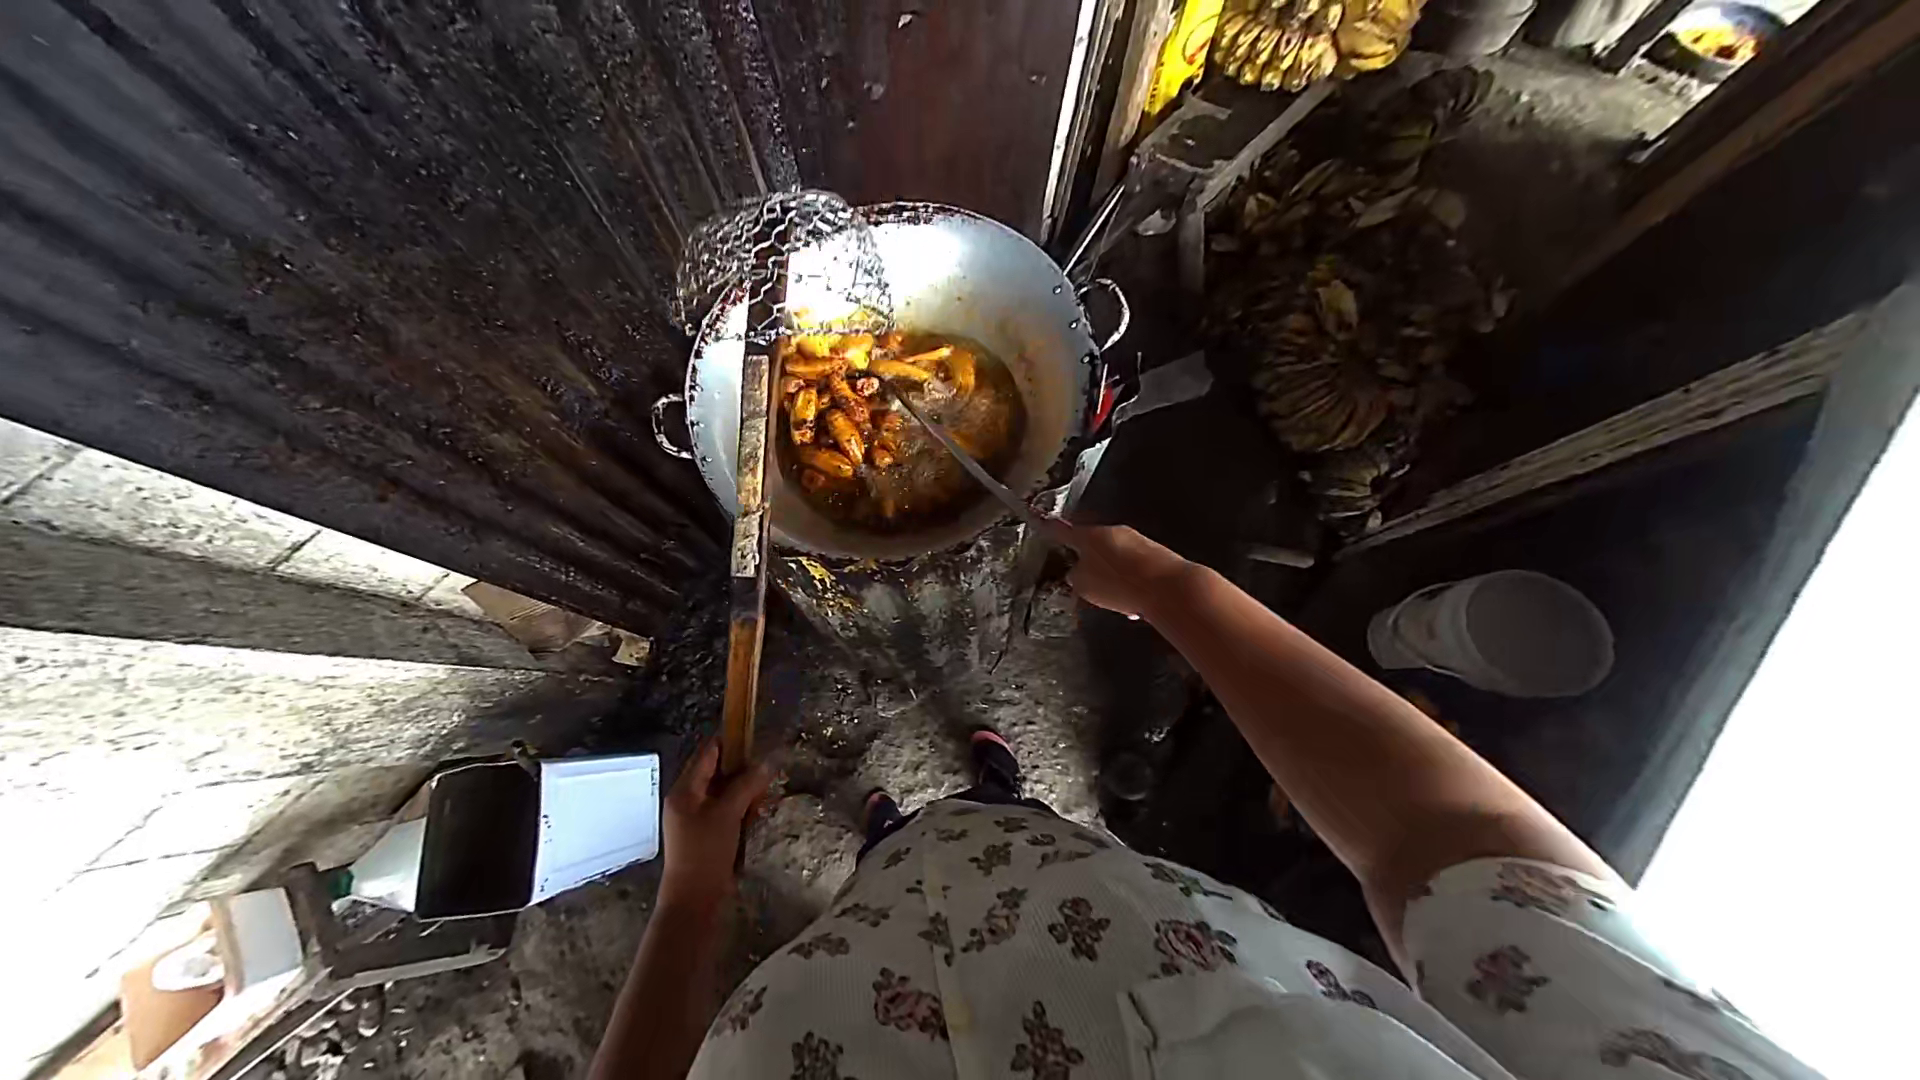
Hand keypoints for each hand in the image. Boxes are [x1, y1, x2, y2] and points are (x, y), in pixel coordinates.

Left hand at [659, 739, 773, 908]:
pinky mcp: (708, 832)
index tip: (757, 735)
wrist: (694, 901)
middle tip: (767, 771)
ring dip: (746, 790)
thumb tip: (769, 760)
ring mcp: (697, 816)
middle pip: (719, 770)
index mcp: (685, 789)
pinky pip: (728, 808)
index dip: (731, 740)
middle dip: (744, 769)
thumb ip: (748, 783)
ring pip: (727, 790)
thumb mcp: (728, 813)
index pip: (708, 752)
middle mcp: (688, 799)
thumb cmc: (706, 852)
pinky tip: (756, 814)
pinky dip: (743, 807)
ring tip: (764, 796)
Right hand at [1044, 520, 1193, 619]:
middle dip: (1089, 564)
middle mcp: (1115, 532)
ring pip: (1115, 559)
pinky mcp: (1157, 555)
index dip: (1050, 528)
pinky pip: (1135, 568)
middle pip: (1093, 545)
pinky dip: (1130, 584)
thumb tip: (1077, 572)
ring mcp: (1138, 541)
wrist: (1172, 589)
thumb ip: (1075, 576)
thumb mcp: (1084, 585)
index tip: (1040, 520)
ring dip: (1111, 578)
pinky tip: (1135, 604)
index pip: (1063, 530)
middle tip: (1086, 586)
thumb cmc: (1120, 585)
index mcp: (1091, 535)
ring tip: (1115, 602)